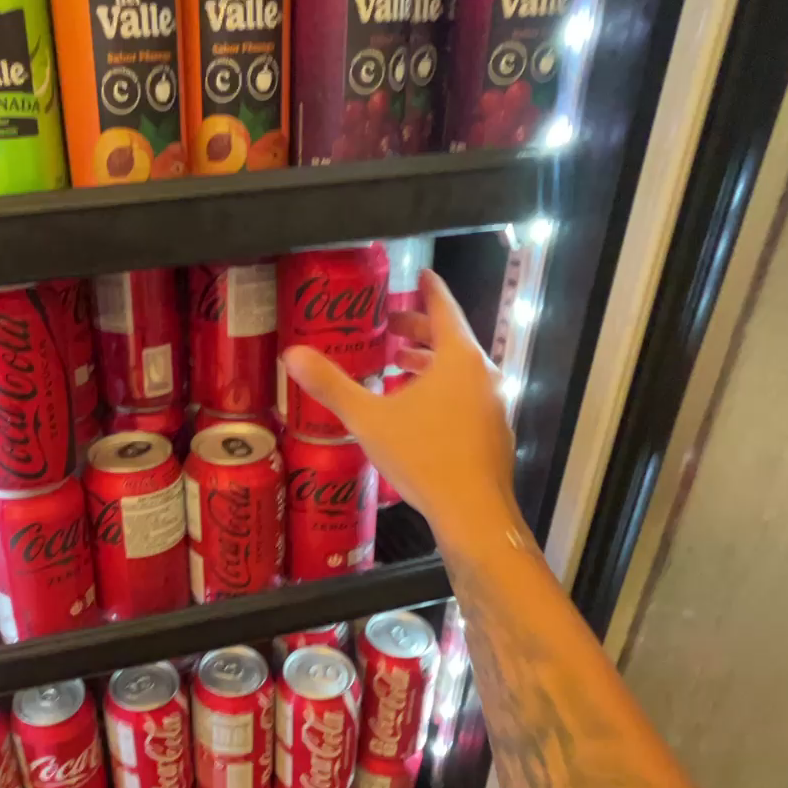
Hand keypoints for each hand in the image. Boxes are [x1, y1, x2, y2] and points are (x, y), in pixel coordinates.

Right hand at [281, 269, 523, 551]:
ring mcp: (495, 404)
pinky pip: (468, 397)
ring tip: (398, 368)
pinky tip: (418, 412)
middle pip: (452, 339)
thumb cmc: (423, 457)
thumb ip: (331, 385)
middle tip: (391, 329)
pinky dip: (444, 391)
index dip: (429, 290)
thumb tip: (292, 354)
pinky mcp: (495, 431)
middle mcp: (484, 374)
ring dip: (430, 364)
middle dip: (420, 330)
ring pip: (460, 371)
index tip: (421, 275)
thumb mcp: (368, 419)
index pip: (444, 309)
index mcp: (458, 359)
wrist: (473, 512)